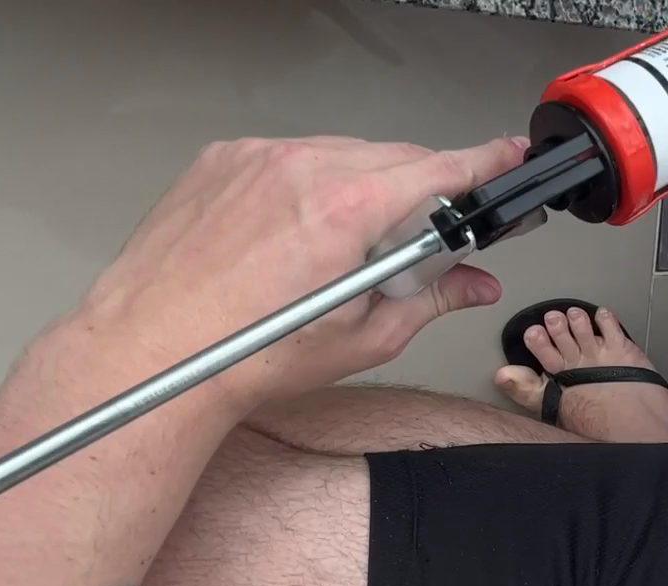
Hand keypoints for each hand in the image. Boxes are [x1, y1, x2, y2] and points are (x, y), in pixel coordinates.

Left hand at [58, 135, 528, 405]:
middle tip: (442, 231)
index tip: (510, 155)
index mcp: (344, 209)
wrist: (157, 348)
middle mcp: (300, 168)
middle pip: (396, 157)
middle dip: (431, 185)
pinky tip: (323, 225)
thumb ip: (435, 298)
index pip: (437, 169)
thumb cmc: (255, 352)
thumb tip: (476, 284)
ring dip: (379, 184)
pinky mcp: (226, 160)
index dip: (484, 162)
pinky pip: (299, 155)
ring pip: (348, 152)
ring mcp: (257, 157)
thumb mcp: (371, 336)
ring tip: (374, 238)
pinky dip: (328, 180)